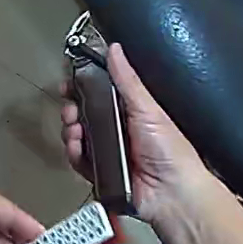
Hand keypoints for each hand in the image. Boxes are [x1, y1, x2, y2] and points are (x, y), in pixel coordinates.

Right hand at [61, 43, 227, 229]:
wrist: (172, 193)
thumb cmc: (171, 152)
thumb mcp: (148, 108)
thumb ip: (127, 80)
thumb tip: (116, 50)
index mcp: (132, 111)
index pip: (100, 92)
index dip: (82, 86)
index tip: (70, 81)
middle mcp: (119, 130)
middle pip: (83, 113)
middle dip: (72, 107)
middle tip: (71, 106)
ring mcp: (108, 151)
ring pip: (77, 135)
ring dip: (71, 128)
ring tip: (75, 127)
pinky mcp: (100, 172)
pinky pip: (78, 159)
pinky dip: (73, 152)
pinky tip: (77, 146)